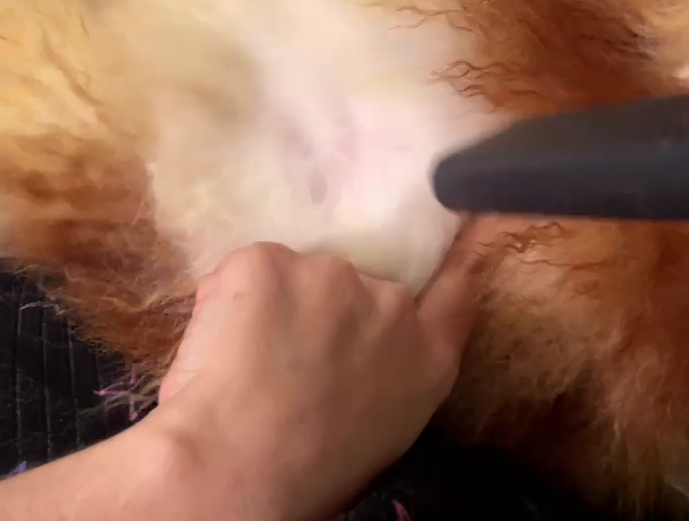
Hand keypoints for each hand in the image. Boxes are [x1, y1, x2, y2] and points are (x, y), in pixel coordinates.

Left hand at [140, 239, 480, 520]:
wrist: (244, 460)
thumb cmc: (312, 466)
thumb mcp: (381, 422)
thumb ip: (384, 364)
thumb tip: (352, 342)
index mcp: (425, 355)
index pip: (454, 292)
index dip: (458, 257)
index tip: (463, 222)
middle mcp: (386, 300)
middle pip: (349, 282)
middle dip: (320, 304)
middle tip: (285, 347)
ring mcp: (327, 271)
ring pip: (294, 272)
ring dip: (274, 298)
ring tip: (250, 351)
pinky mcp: (268, 256)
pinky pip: (249, 268)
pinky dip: (233, 294)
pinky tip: (225, 337)